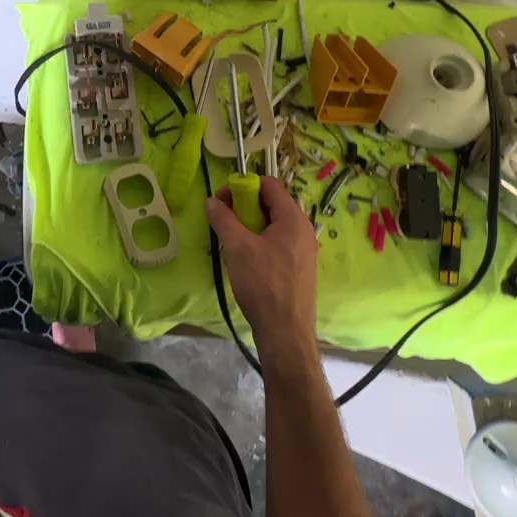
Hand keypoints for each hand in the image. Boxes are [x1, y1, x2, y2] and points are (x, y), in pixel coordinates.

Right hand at [207, 176, 319, 352]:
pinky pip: (277, 241)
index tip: (223, 201)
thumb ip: (224, 219)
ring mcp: (304, 249)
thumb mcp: (238, 248)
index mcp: (293, 219)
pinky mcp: (299, 266)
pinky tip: (246, 260)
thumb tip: (212, 201)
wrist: (285, 332)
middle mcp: (303, 230)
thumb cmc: (263, 285)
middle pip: (271, 203)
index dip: (243, 186)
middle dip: (244, 207)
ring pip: (272, 224)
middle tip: (225, 222)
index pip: (269, 185)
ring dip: (249, 225)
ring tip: (232, 243)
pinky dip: (259, 241)